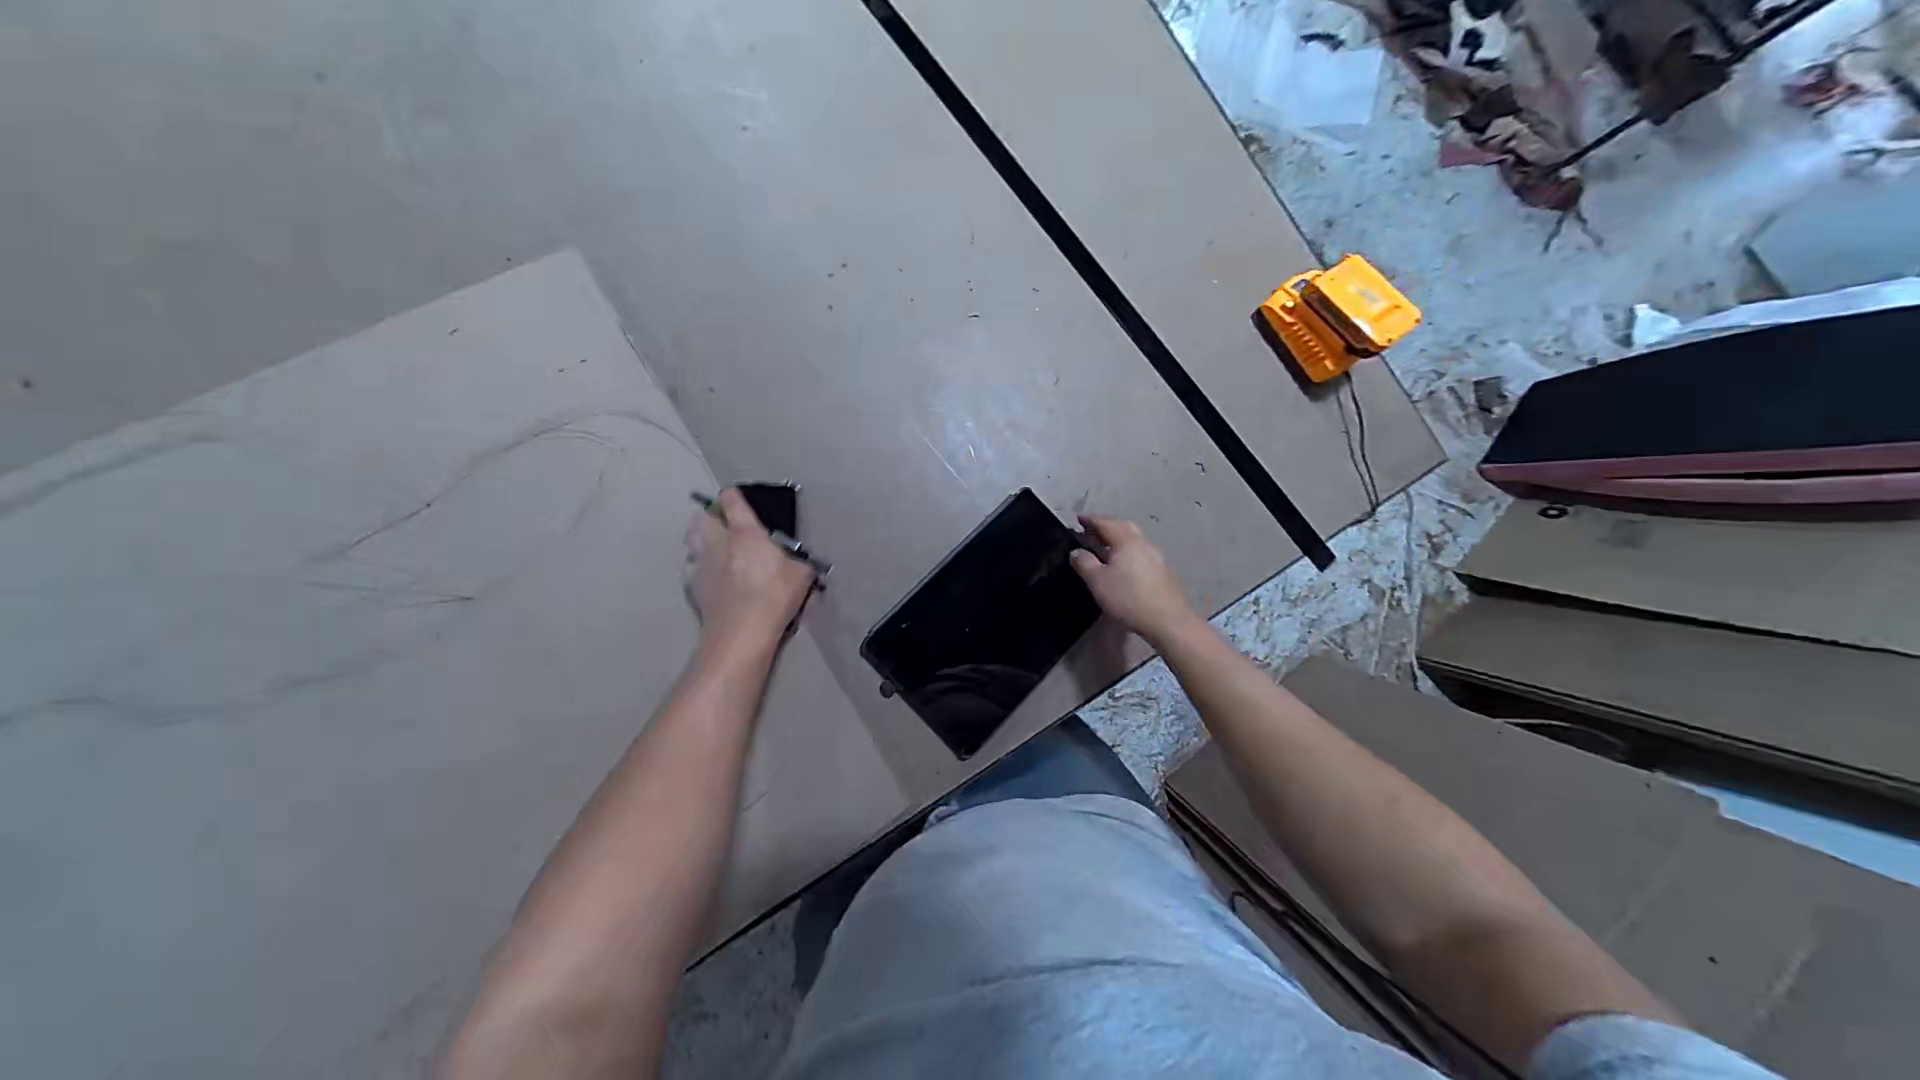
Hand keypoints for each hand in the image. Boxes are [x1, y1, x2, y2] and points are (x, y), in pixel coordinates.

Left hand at [684, 489, 816, 642]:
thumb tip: (799, 560)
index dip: (734, 497)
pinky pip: (690, 566)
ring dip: (699, 536)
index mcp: (745, 532)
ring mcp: (701, 563)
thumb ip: (798, 561)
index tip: (738, 499)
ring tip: (711, 543)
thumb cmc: (774, 596)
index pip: (731, 501)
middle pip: (703, 517)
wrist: (742, 632)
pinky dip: (696, 565)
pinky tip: (707, 573)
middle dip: (711, 516)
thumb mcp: (801, 574)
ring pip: (691, 539)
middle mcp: (718, 541)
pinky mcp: (692, 585)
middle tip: (723, 523)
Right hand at [1069, 514, 1201, 645]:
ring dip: (1119, 540)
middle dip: (1107, 526)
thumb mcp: (1097, 581)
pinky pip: (1141, 554)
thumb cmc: (1128, 598)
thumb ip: (1084, 563)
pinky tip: (1124, 566)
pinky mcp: (1163, 572)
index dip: (1091, 520)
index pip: (1106, 523)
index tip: (1079, 518)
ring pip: (1135, 541)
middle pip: (1124, 527)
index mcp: (1127, 541)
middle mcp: (1144, 544)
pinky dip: (1128, 553)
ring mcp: (1157, 557)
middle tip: (1092, 532)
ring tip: (1106, 549)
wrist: (1167, 620)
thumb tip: (1077, 551)